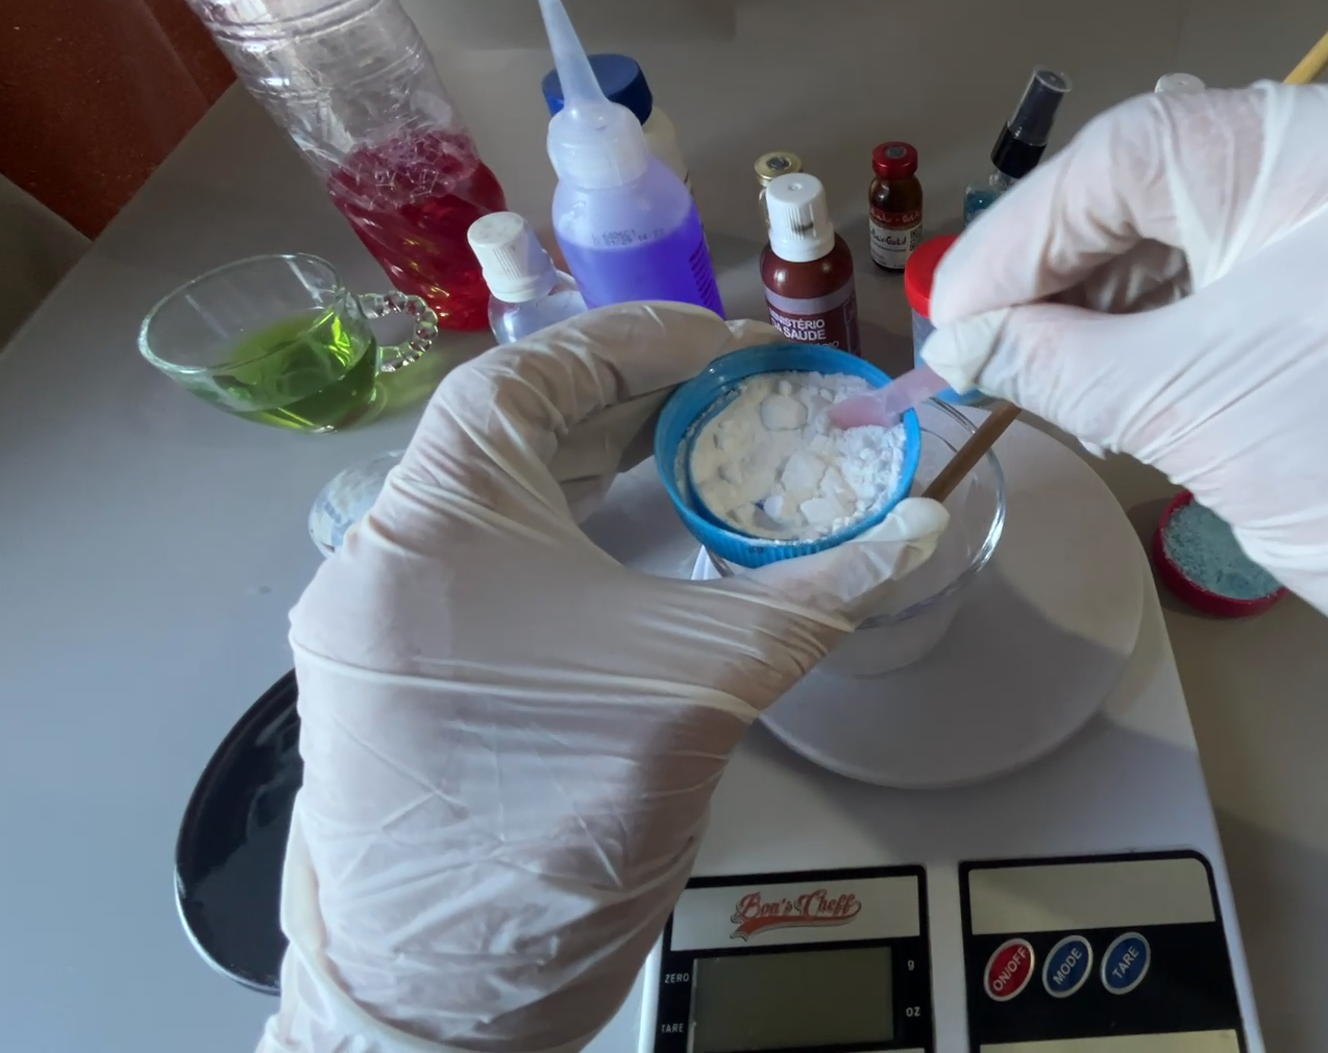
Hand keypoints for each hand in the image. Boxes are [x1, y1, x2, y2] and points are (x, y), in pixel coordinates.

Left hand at [262, 303, 945, 1051]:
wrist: (455, 999)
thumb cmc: (560, 820)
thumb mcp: (705, 685)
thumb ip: (819, 594)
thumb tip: (924, 526)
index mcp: (437, 526)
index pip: (526, 378)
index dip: (632, 342)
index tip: (726, 341)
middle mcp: (403, 552)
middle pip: (530, 430)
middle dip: (641, 398)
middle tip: (742, 388)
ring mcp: (413, 612)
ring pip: (526, 494)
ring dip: (622, 461)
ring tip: (718, 442)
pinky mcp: (438, 662)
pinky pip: (525, 555)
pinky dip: (601, 526)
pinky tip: (669, 531)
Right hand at [924, 58, 1327, 899]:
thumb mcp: (1215, 424)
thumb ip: (1066, 365)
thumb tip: (959, 343)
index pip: (1144, 153)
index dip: (1025, 233)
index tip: (953, 310)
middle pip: (1188, 176)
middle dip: (1074, 267)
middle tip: (995, 339)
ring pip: (1235, 217)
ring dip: (1133, 292)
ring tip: (1062, 361)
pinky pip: (1288, 253)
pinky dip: (1202, 306)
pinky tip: (1145, 355)